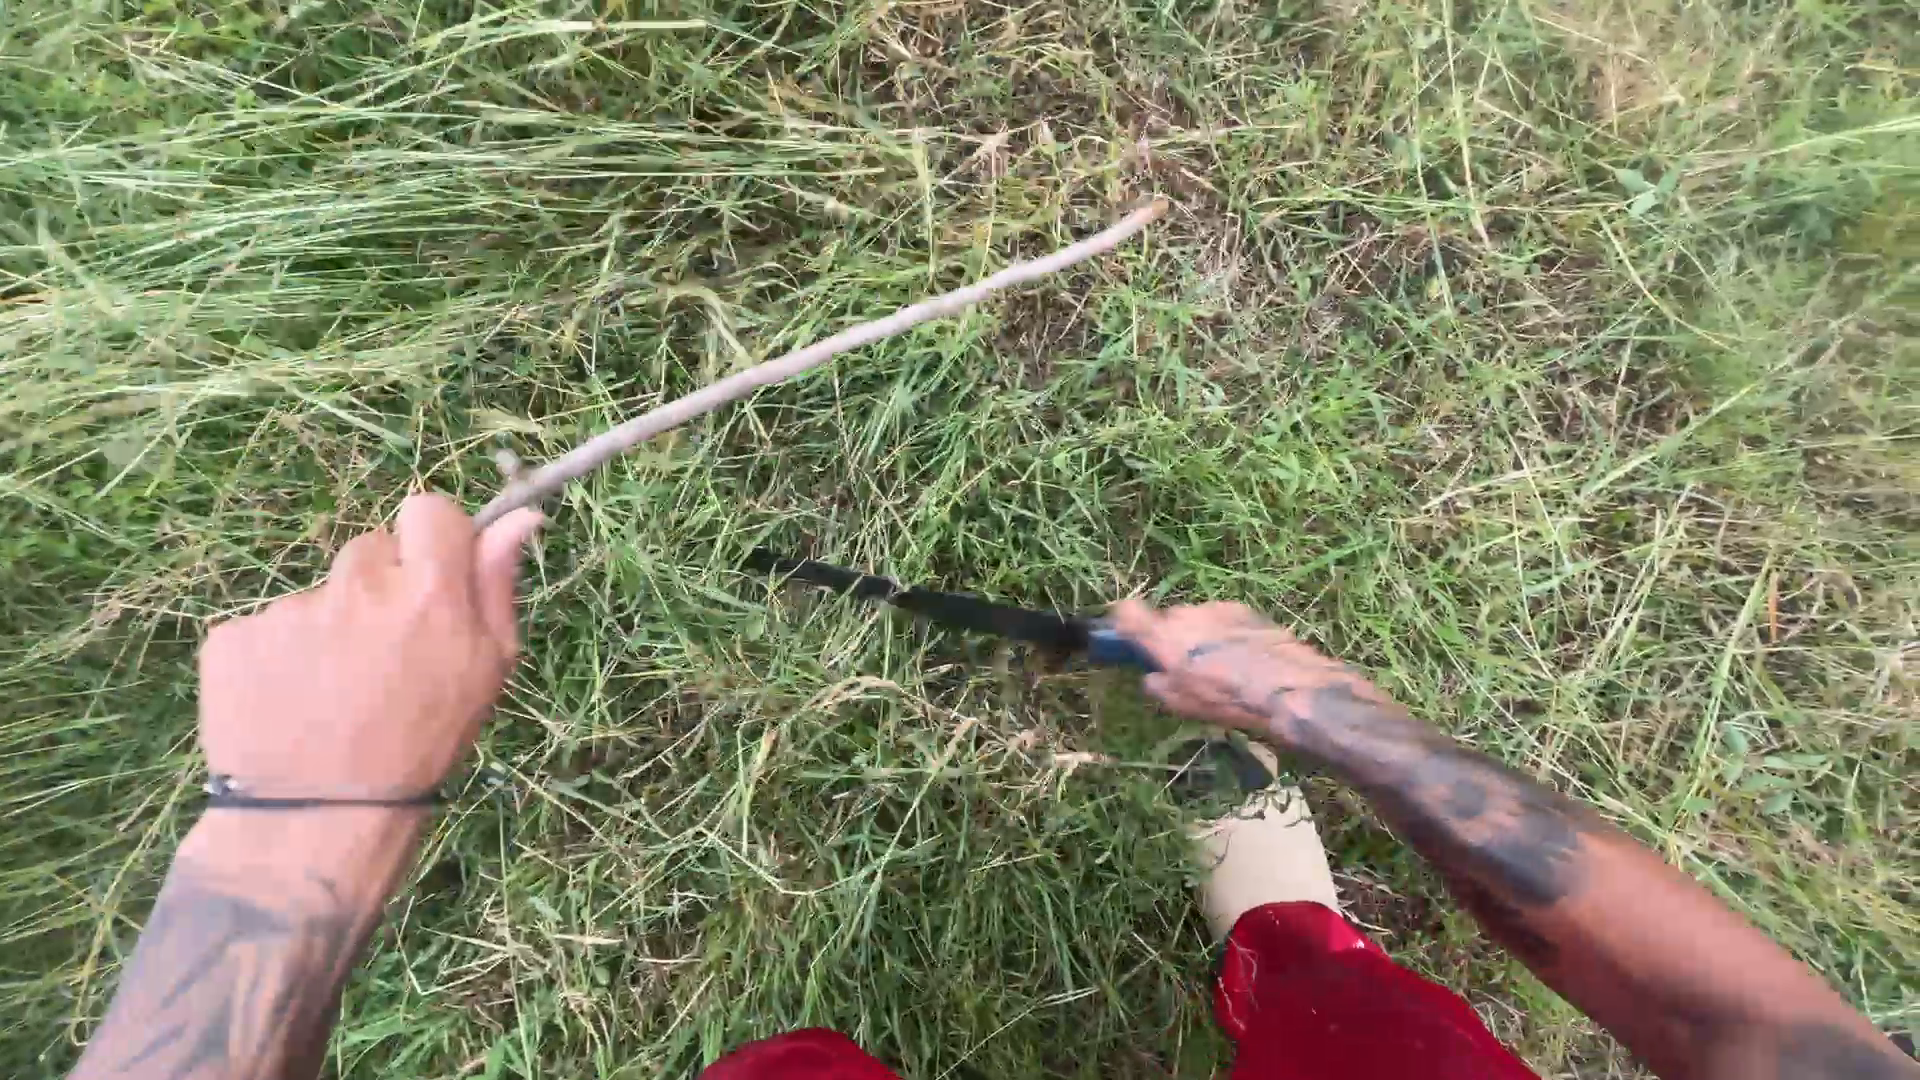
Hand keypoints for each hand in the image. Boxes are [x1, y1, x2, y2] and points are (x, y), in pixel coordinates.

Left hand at [198, 492, 542, 797]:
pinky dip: (288, 648)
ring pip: (326, 589)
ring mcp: (291, 611)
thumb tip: (522, 518)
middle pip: (375, 547)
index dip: (437, 535)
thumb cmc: (430, 733)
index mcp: (431, 593)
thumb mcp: (490, 661)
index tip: (438, 570)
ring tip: (343, 676)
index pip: (428, 509)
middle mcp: (360, 588)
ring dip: (339, 616)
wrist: (323, 809)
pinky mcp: (235, 636)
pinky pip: (273, 622)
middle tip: (392, 642)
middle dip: (388, 581)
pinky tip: (300, 691)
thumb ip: (497, 583)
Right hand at [1107, 599, 1399, 749]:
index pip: (1127, 612)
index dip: (1124, 620)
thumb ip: (1158, 685)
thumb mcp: (1182, 705)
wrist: (1290, 690)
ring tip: (1221, 666)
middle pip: (1168, 618)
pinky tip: (1244, 660)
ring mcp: (1218, 609)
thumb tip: (1152, 677)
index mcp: (1164, 637)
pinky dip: (1227, 634)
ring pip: (1199, 619)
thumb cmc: (1228, 701)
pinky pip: (1226, 620)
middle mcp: (1187, 615)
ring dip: (1202, 635)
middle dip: (1172, 636)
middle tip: (1183, 665)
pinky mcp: (1247, 611)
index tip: (1128, 634)